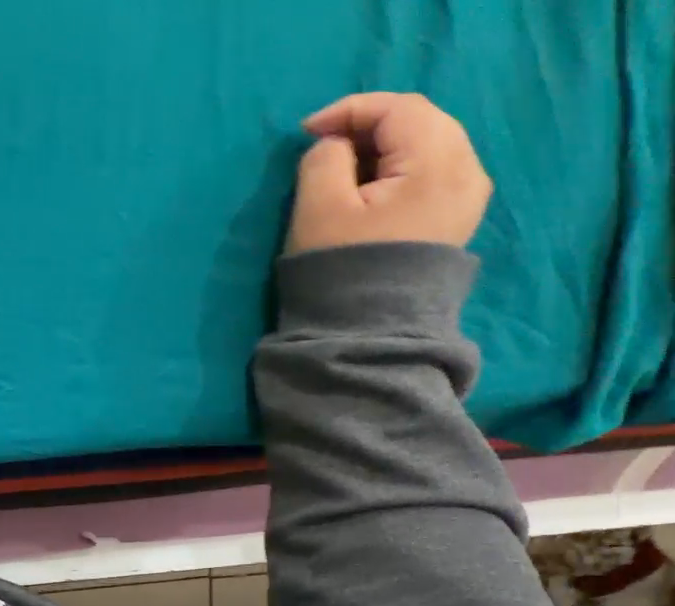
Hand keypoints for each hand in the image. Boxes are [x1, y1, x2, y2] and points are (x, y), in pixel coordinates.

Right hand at [286, 92, 492, 254]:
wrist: (369, 330)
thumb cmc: (340, 267)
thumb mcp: (318, 209)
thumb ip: (324, 162)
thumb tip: (335, 146)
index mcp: (436, 162)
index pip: (399, 109)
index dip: (349, 110)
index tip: (304, 131)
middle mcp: (466, 169)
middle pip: (421, 121)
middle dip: (368, 125)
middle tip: (323, 145)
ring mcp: (467, 194)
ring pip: (428, 143)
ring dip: (382, 146)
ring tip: (341, 167)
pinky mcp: (456, 216)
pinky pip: (432, 170)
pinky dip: (398, 166)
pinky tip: (368, 186)